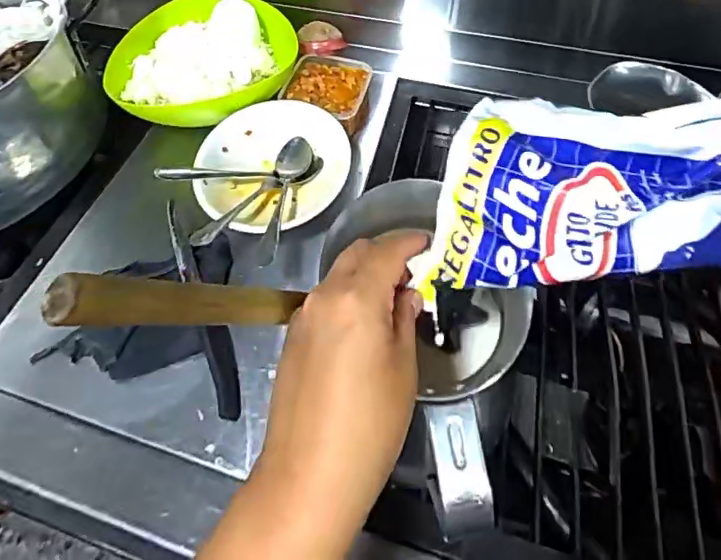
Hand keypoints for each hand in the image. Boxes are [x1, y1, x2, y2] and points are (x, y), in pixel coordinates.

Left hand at [243, 230, 427, 546]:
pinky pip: (325, 300)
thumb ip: (404, 319)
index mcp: (356, 298)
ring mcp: (304, 317)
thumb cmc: (366, 427)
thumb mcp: (402, 368)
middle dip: (387, 254)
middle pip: (357, 253)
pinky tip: (363, 325)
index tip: (428, 243)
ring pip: (338, 274)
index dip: (411, 241)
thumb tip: (407, 295)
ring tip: (391, 301)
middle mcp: (324, 298)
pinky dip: (347, 297)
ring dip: (365, 275)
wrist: (306, 479)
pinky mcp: (292, 338)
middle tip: (413, 273)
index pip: (387, 250)